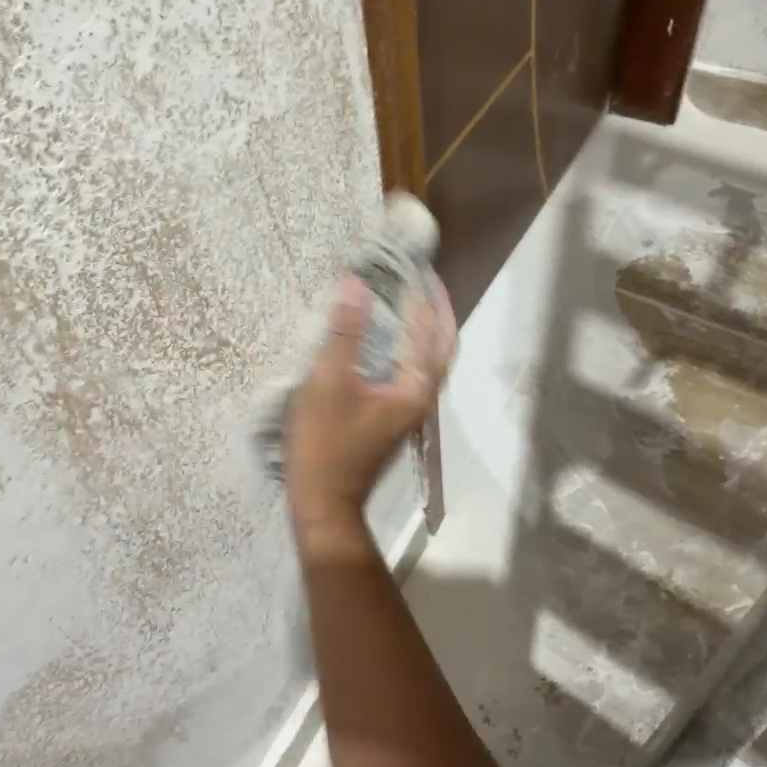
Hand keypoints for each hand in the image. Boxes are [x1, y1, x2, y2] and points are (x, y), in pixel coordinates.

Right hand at [284, 273, 456, 530]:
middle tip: (419, 277)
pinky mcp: (394, 416)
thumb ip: (344, 332)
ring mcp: (409, 409)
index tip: (415, 264)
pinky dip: (408, 345)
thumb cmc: (326, 444)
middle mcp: (422, 396)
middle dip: (435, 308)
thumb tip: (355, 283)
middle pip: (442, 343)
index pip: (431, 329)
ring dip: (424, 326)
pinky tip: (385, 338)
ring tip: (406, 298)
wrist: (325, 503)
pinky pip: (411, 369)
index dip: (425, 294)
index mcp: (415, 386)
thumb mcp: (329, 383)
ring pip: (429, 358)